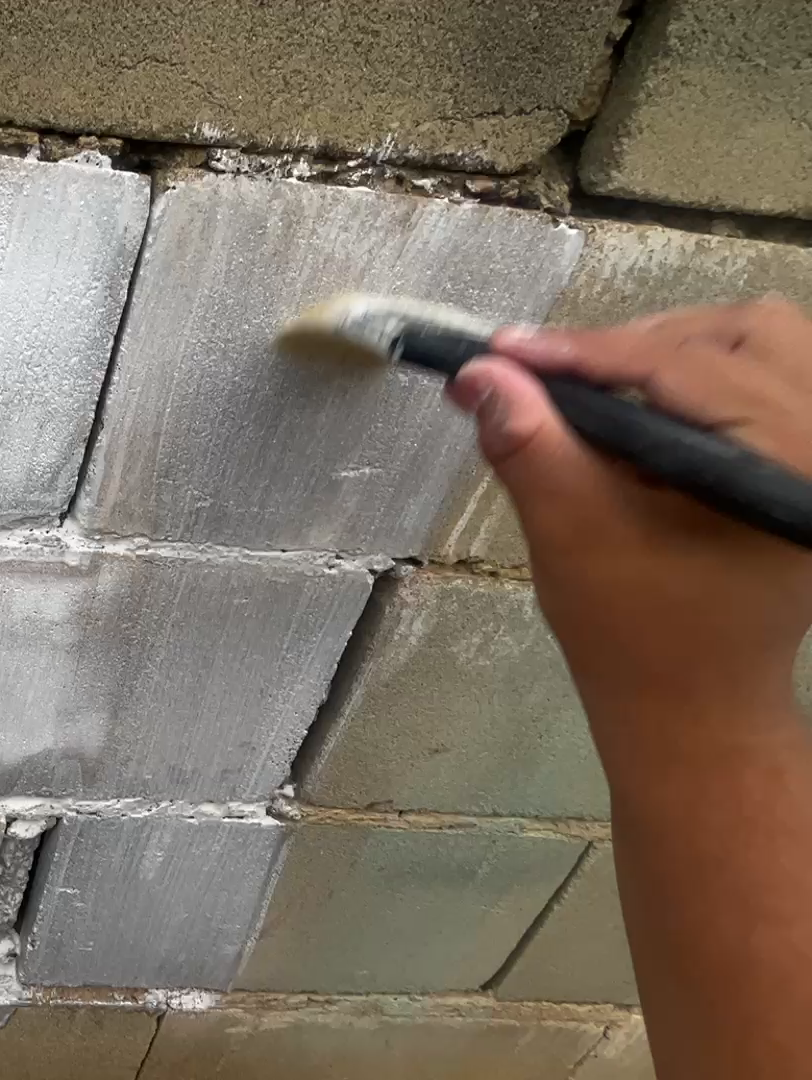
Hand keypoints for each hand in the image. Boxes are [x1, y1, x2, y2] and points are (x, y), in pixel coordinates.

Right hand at [446, 296, 811, 740]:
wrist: (686, 690)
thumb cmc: (629, 624)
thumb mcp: (569, 531)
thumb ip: (530, 445)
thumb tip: (479, 375)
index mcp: (791, 461)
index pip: (685, 367)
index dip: (583, 350)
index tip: (497, 351)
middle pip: (746, 332)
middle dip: (632, 341)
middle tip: (543, 372)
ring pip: (755, 346)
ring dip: (657, 354)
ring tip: (576, 386)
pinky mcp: (798, 458)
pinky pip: (752, 380)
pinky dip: (675, 379)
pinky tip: (614, 411)